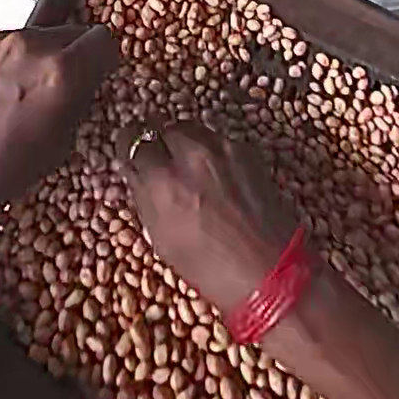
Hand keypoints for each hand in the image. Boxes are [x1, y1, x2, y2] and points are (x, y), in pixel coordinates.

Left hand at [0, 25, 117, 250]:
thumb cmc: (6, 169)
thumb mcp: (62, 141)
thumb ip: (78, 98)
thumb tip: (85, 79)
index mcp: (61, 72)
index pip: (102, 39)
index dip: (102, 58)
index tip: (97, 70)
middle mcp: (30, 46)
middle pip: (68, 33)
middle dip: (69, 56)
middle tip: (56, 86)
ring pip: (32, 36)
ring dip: (34, 56)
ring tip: (17, 92)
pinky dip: (1, 61)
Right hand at [122, 119, 302, 314]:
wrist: (271, 272)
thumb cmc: (209, 265)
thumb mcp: (160, 235)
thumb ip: (141, 192)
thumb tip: (131, 166)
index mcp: (163, 181)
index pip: (132, 139)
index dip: (128, 144)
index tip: (129, 150)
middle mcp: (190, 156)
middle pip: (159, 126)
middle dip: (155, 141)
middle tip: (157, 160)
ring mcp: (221, 148)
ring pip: (187, 127)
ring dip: (180, 140)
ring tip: (184, 166)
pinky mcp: (244, 149)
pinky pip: (214, 138)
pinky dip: (207, 150)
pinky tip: (212, 174)